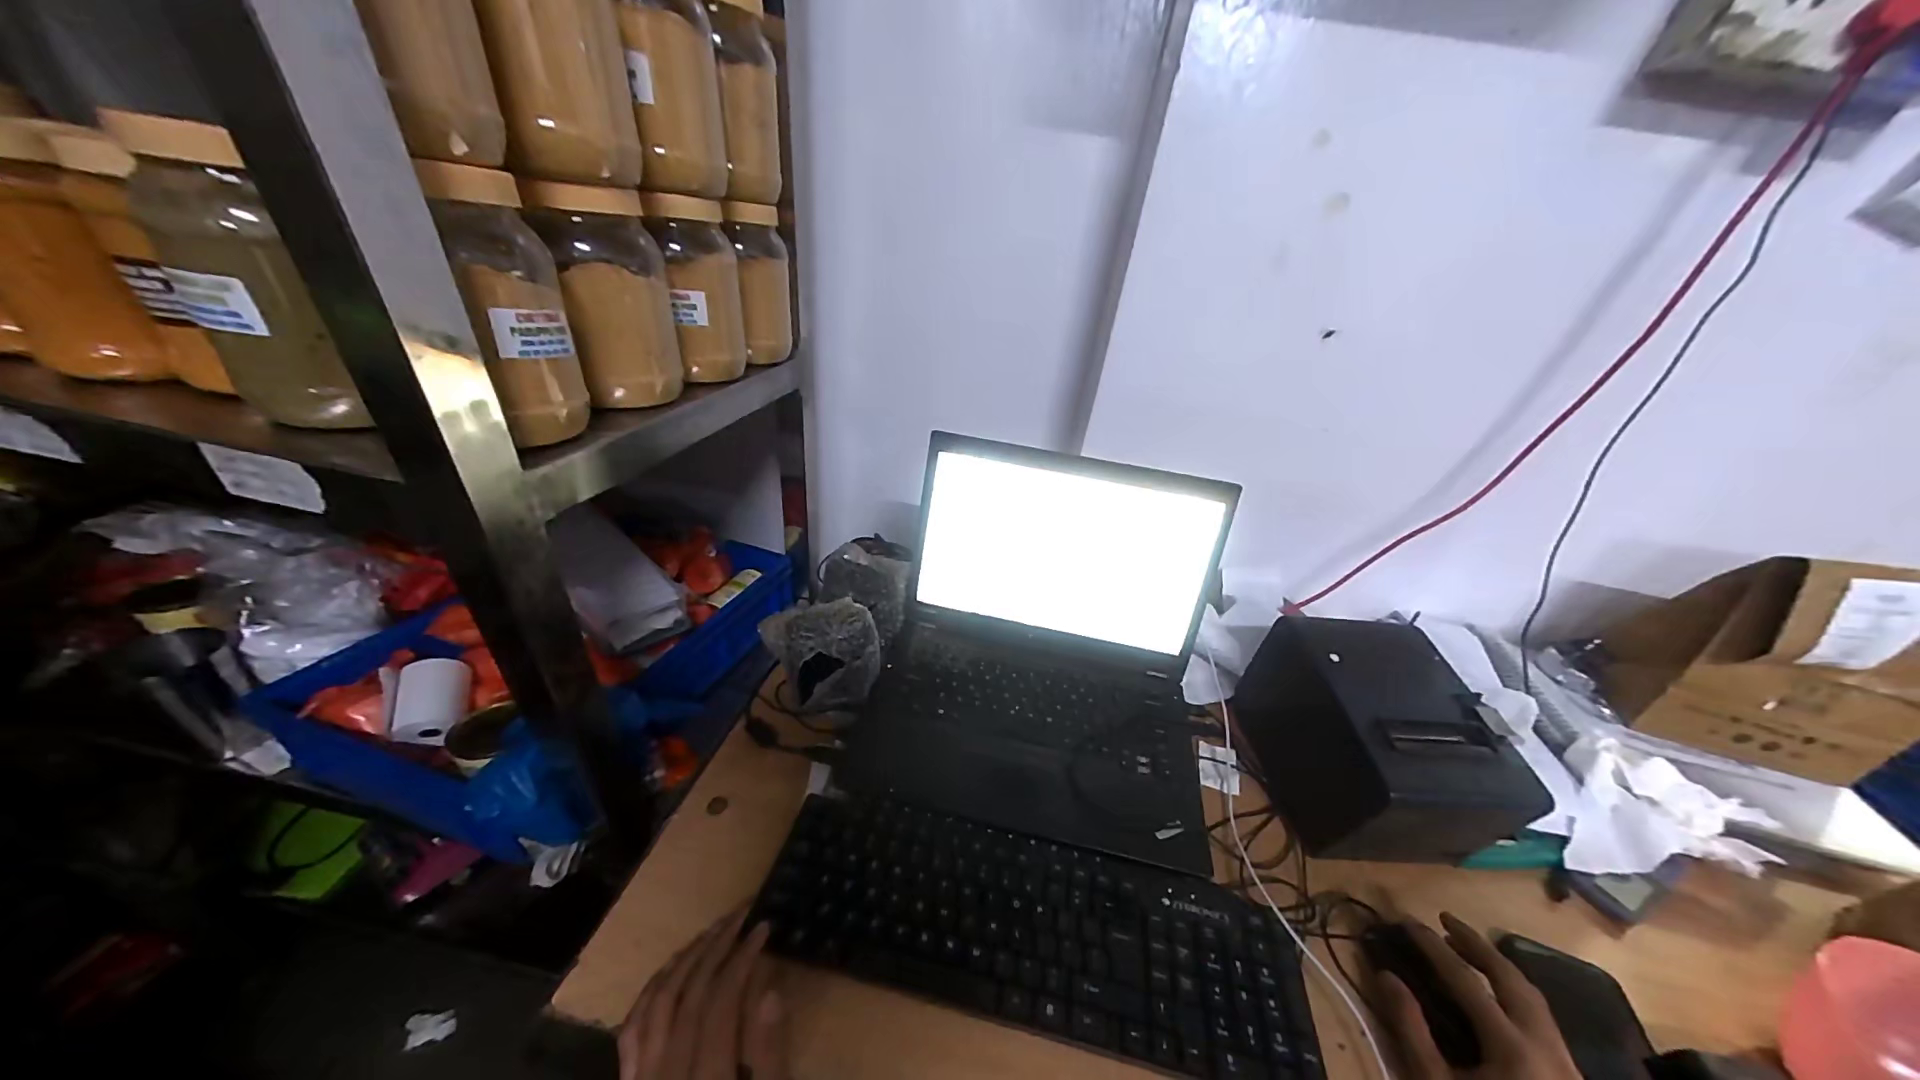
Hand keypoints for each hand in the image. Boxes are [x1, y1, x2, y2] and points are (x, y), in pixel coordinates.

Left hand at [617, 910, 788, 1079]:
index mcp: (706, 1079)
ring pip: (658, 1005)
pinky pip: (631, 1030)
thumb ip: (769, 1056)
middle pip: (688, 995)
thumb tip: (770, 992)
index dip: (742, 958)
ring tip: (711, 932)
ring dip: (685, 960)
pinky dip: (650, 992)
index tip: (762, 926)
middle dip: (716, 947)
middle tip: (741, 916)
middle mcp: (667, 1073)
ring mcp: (642, 1079)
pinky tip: (669, 971)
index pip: (721, 1001)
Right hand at [1375, 913, 1580, 1079]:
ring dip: (1500, 966)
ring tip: (1469, 949)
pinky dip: (1518, 993)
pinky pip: (1544, 1019)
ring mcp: (1566, 1063)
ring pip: (1536, 998)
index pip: (1463, 978)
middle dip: (1476, 944)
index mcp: (1510, 1045)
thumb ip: (1411, 1029)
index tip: (1407, 922)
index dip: (1431, 945)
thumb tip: (1386, 976)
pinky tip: (1500, 994)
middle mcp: (1545, 1046)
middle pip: (1511, 979)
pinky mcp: (1571, 1077)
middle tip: (1445, 919)